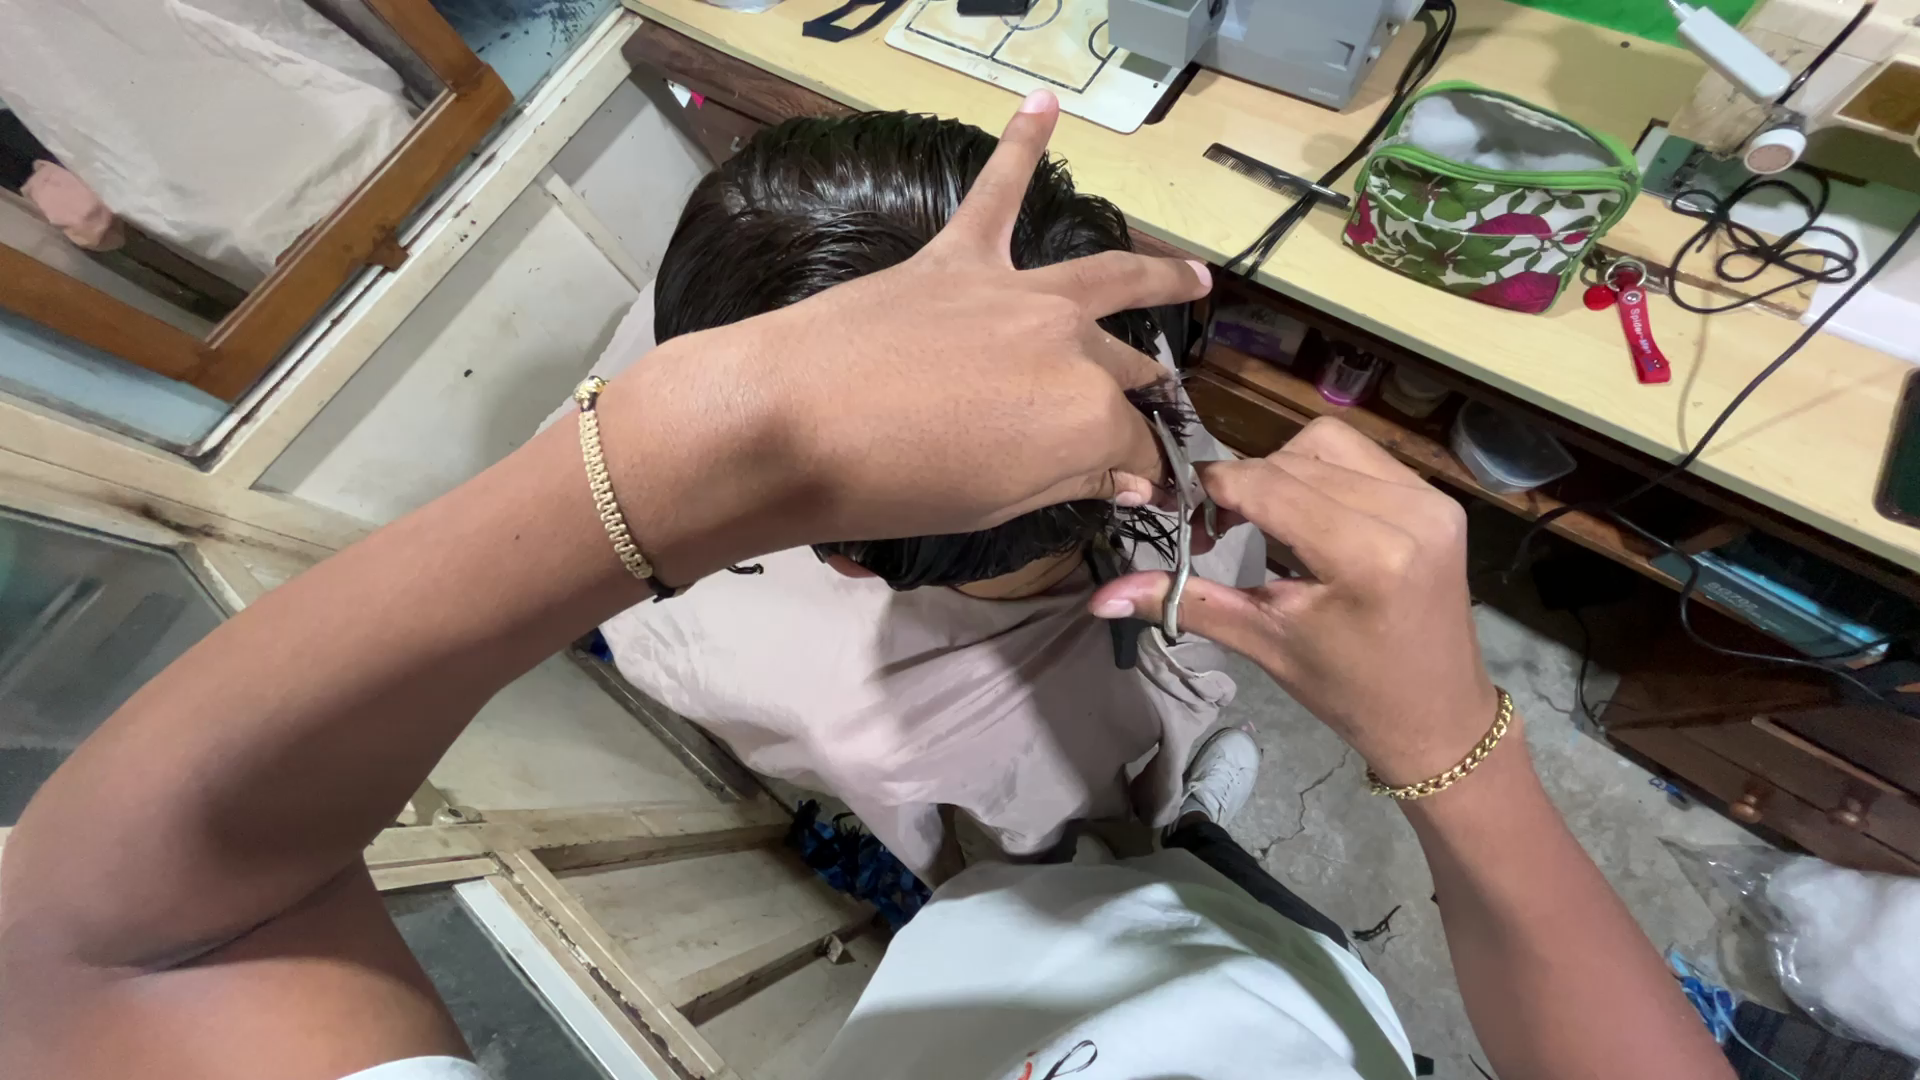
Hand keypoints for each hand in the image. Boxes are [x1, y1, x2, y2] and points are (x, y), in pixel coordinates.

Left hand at [593, 89, 1211, 580]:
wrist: (789, 425)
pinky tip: (1044, 107)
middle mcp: (1072, 343)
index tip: (1146, 492)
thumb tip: (1131, 480)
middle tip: (1152, 415)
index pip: (1138, 449)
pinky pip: (997, 193)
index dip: (1146, 475)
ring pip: (1106, 276)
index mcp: (1086, 417)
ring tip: (1197, 278)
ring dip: (1157, 278)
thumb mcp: (995, 505)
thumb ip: (1069, 482)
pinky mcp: (959, 260)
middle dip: (1147, 401)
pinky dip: (1020, 149)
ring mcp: (1018, 294)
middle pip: (1127, 369)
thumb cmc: (893, 489)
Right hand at [1088, 417, 1503, 786]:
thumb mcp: (1261, 642)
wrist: (1438, 715)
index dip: (1212, 487)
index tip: (1182, 509)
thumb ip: (1183, 602)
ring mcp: (1430, 500)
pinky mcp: (1437, 498)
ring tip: (1261, 516)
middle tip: (1214, 526)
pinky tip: (1303, 511)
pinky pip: (1358, 454)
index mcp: (1366, 558)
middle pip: (1290, 459)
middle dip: (1240, 483)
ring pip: (1323, 444)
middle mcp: (1407, 513)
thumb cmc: (1345, 690)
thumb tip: (1101, 598)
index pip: (1266, 485)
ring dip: (1278, 469)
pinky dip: (1316, 469)